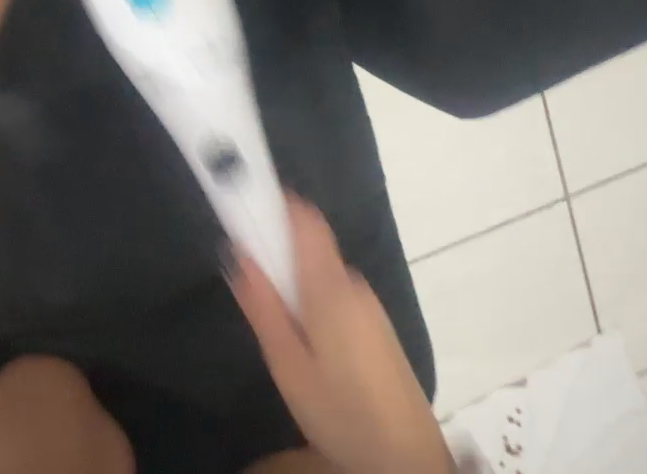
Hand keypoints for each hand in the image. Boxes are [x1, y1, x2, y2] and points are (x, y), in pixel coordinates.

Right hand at [231, 199, 452, 473]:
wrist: (409, 461)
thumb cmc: (341, 411)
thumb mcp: (288, 366)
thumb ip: (263, 306)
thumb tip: (237, 253)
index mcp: (329, 287)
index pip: (304, 218)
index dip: (274, 200)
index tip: (243, 200)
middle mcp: (352, 284)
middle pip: (309, 245)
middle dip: (277, 251)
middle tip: (250, 283)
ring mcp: (369, 303)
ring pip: (321, 271)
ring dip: (295, 279)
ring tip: (277, 324)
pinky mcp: (376, 324)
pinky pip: (336, 291)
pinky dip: (313, 297)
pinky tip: (307, 340)